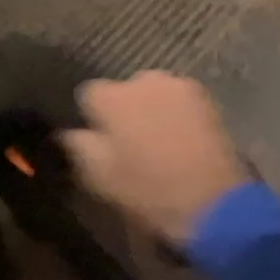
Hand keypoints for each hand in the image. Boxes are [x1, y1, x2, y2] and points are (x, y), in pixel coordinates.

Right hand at [60, 70, 249, 241]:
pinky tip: (180, 137)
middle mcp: (142, 80)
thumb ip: (78, 147)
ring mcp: (175, 84)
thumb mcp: (100, 178)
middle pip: (122, 90)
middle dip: (123, 109)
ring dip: (150, 108)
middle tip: (130, 142)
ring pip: (151, 92)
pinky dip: (174, 111)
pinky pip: (176, 97)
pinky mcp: (202, 93)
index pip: (88, 94)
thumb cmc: (148, 191)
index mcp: (111, 98)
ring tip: (158, 140)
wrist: (211, 200)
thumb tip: (68, 132)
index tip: (99, 140)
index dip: (92, 117)